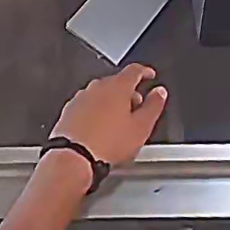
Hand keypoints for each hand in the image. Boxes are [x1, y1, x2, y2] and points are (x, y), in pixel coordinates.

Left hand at [50, 64, 167, 167]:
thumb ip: (153, 106)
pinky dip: (95, 112)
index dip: (145, 71)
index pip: (134, 70)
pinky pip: (87, 105)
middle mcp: (98, 87)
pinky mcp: (70, 110)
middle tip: (136, 107)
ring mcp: (82, 97)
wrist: (73, 158)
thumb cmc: (106, 144)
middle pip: (117, 82)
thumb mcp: (141, 127)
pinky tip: (99, 129)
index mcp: (118, 86)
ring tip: (117, 123)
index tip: (149, 74)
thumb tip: (160, 93)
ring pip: (101, 94)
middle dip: (129, 92)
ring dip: (111, 102)